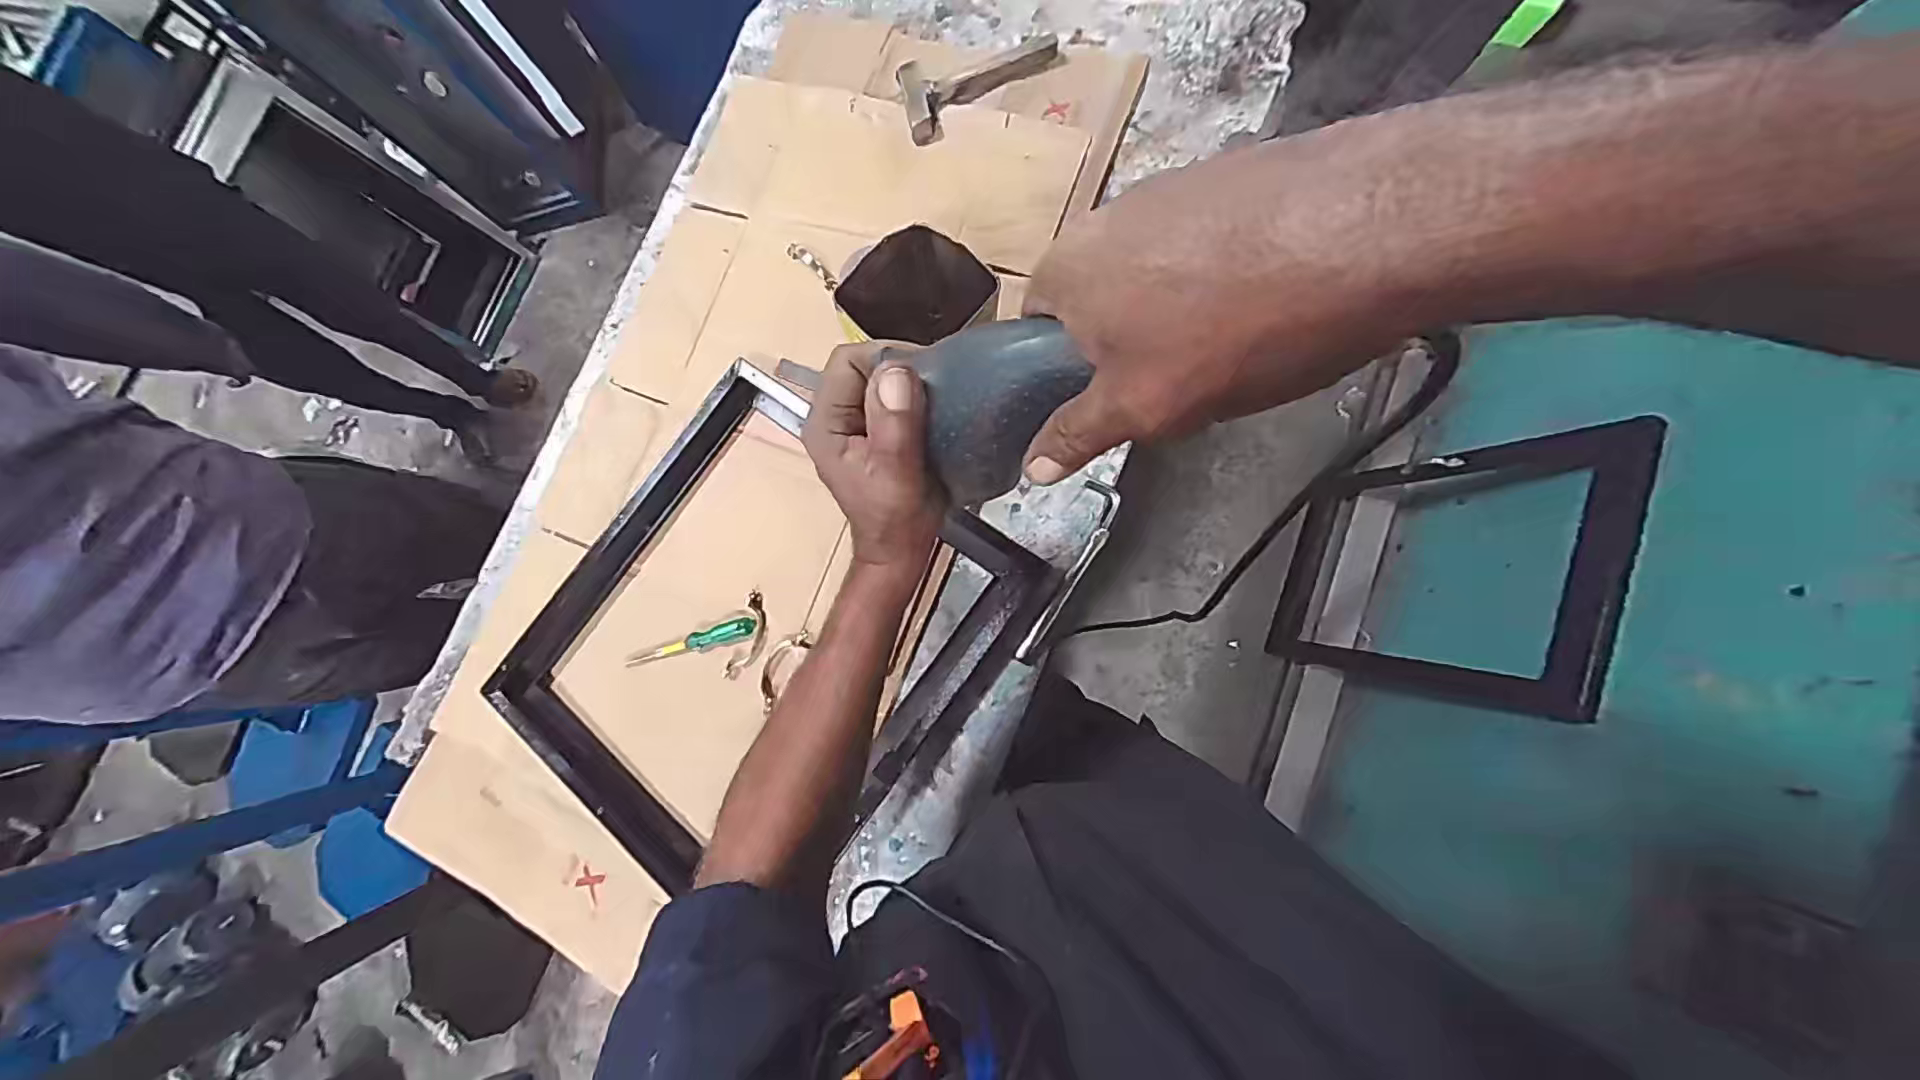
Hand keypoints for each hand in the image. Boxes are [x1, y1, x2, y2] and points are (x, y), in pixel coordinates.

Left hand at [802, 342, 944, 571]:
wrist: (899, 549)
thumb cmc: (895, 520)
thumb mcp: (895, 473)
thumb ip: (893, 424)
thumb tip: (896, 371)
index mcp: (826, 423)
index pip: (848, 361)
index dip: (885, 358)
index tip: (922, 376)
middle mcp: (834, 418)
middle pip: (863, 365)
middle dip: (901, 370)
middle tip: (935, 388)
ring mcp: (853, 424)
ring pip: (880, 379)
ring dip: (910, 384)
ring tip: (937, 399)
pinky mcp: (874, 431)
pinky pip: (892, 397)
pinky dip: (914, 397)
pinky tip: (932, 410)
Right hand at [1020, 126, 1432, 481]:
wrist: (1372, 229)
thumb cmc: (1231, 331)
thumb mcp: (1144, 406)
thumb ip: (1079, 434)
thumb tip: (1032, 468)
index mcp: (1062, 268)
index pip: (1032, 331)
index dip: (1064, 372)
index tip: (1105, 397)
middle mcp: (1103, 215)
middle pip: (1096, 300)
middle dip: (1123, 343)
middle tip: (1169, 378)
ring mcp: (1169, 186)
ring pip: (1150, 273)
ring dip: (1173, 311)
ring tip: (1228, 339)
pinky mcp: (1229, 172)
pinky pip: (1201, 244)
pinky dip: (1219, 275)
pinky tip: (1263, 297)